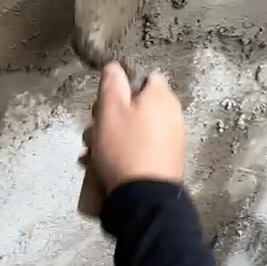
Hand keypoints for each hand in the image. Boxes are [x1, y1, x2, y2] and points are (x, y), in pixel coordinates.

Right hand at [80, 63, 185, 213]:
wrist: (143, 199)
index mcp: (161, 97)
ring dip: (112, 135)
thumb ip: (112, 82)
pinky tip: (103, 164)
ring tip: (94, 151)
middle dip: (111, 113)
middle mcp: (172, 115)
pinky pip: (140, 146)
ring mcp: (171, 140)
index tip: (105, 100)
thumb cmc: (124, 148)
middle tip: (96, 127)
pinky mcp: (165, 161)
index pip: (143, 76)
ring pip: (134, 127)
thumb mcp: (110, 109)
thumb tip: (114, 66)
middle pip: (136, 103)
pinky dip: (123, 151)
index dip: (121, 84)